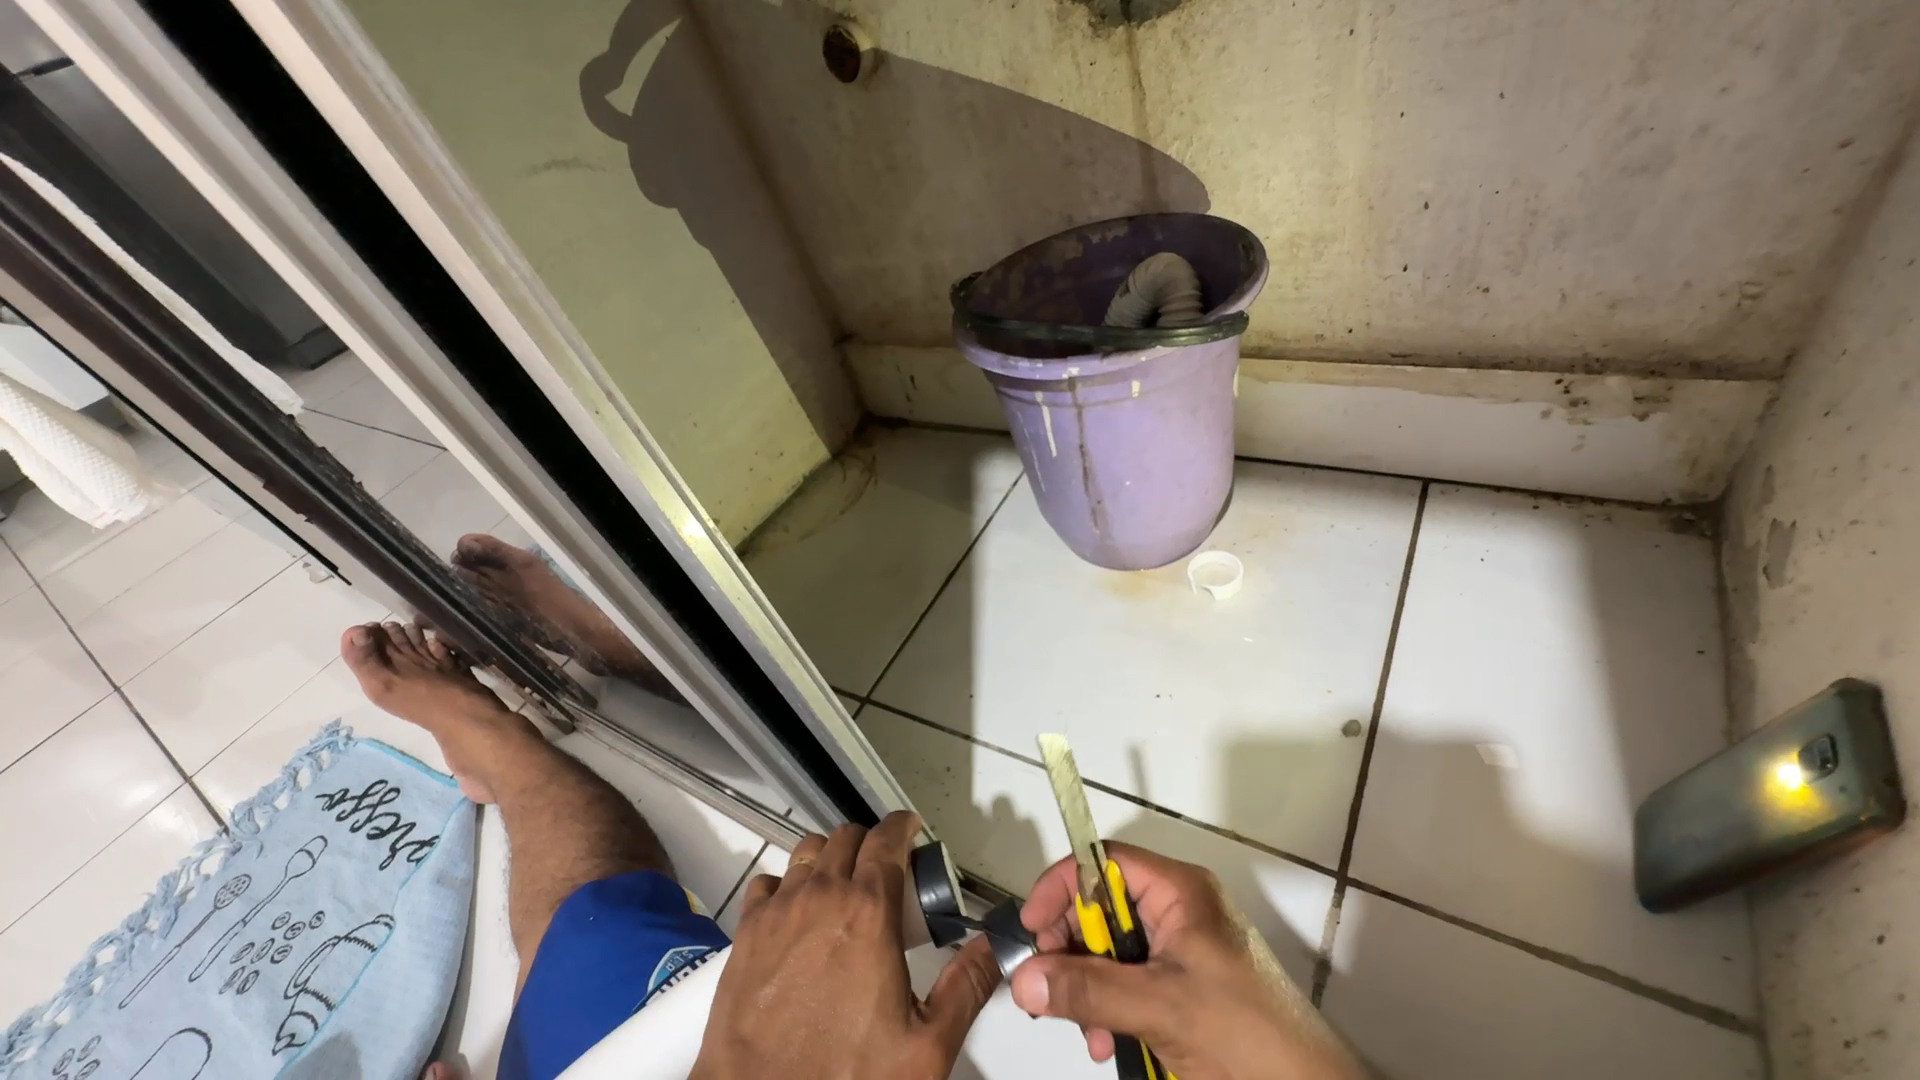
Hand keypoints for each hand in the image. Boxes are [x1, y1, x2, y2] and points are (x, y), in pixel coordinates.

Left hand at [691, 812, 1001, 1078]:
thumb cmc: (843, 1079)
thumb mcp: (927, 1044)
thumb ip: (967, 986)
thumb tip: (991, 949)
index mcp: (868, 912)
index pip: (887, 839)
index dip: (903, 826)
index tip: (911, 829)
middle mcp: (820, 899)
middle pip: (847, 837)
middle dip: (871, 842)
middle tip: (886, 870)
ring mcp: (778, 913)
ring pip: (807, 852)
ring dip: (830, 857)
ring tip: (843, 884)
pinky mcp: (746, 935)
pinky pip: (767, 883)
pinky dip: (786, 884)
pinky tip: (797, 911)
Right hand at [1013, 843, 1365, 1079]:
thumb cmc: (1244, 1034)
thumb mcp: (1159, 1007)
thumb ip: (1088, 990)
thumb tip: (1024, 978)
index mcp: (1179, 891)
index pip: (1104, 862)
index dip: (1063, 886)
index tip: (1033, 928)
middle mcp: (1178, 909)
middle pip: (1102, 907)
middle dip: (1072, 950)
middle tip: (1048, 987)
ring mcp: (1182, 948)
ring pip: (1111, 950)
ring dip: (1088, 987)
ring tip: (1086, 1031)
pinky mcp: (1184, 985)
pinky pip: (1129, 980)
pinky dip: (1109, 1007)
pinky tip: (1106, 1042)